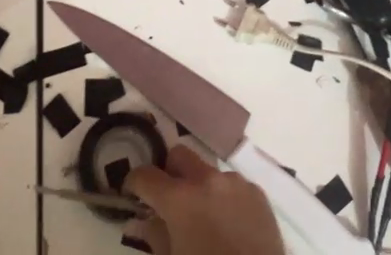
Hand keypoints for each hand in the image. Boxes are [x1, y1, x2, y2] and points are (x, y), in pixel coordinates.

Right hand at [126, 144, 286, 254]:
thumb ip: (154, 236)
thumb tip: (143, 220)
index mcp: (179, 199)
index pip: (145, 175)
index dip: (134, 182)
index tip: (133, 193)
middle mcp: (207, 180)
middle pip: (179, 155)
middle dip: (169, 172)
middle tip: (169, 200)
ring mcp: (235, 183)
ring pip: (208, 171)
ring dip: (200, 187)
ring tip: (205, 218)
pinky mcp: (257, 193)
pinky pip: (232, 185)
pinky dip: (224, 198)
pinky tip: (228, 224)